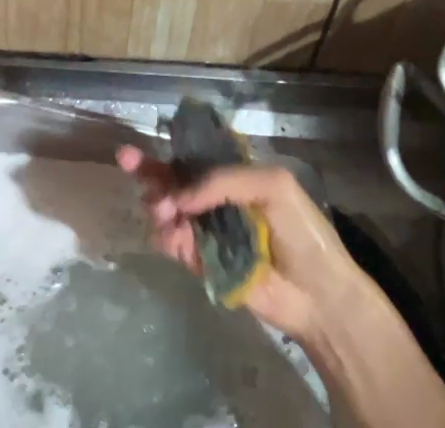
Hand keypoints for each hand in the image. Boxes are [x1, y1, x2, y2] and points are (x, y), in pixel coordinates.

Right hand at [118, 147, 362, 344]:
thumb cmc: (302, 232)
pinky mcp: (201, 262)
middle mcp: (215, 201)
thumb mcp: (272, 185)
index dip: (165, 152)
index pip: (193, 159)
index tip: (134, 150)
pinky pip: (172, 244)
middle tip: (127, 163)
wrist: (317, 293)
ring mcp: (206, 231)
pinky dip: (167, 238)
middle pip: (171, 182)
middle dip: (148, 173)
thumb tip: (178, 197)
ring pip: (166, 211)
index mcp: (234, 177)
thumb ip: (222, 180)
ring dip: (158, 206)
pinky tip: (175, 239)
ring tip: (164, 212)